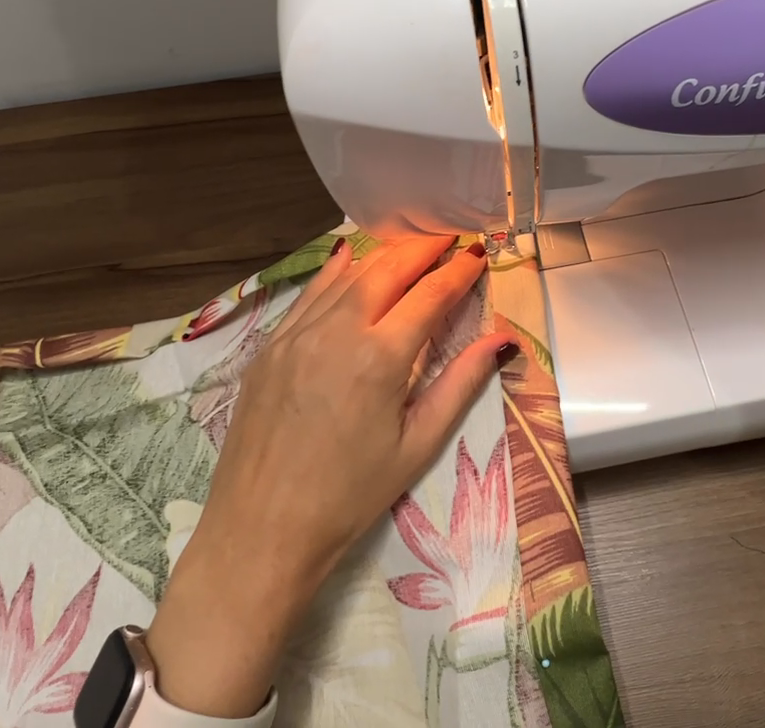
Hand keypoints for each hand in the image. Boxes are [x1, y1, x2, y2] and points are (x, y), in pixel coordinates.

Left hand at [145, 235, 516, 717]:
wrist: (261, 529)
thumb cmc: (350, 496)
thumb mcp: (417, 446)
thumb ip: (460, 384)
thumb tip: (502, 339)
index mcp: (381, 357)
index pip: (430, 295)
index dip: (458, 271)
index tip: (477, 253)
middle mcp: (337, 330)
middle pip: (388, 269)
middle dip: (422, 247)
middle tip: (447, 234)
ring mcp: (297, 333)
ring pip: (347, 273)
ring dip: (383, 253)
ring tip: (409, 242)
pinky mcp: (270, 345)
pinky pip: (310, 293)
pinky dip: (337, 270)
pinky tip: (350, 258)